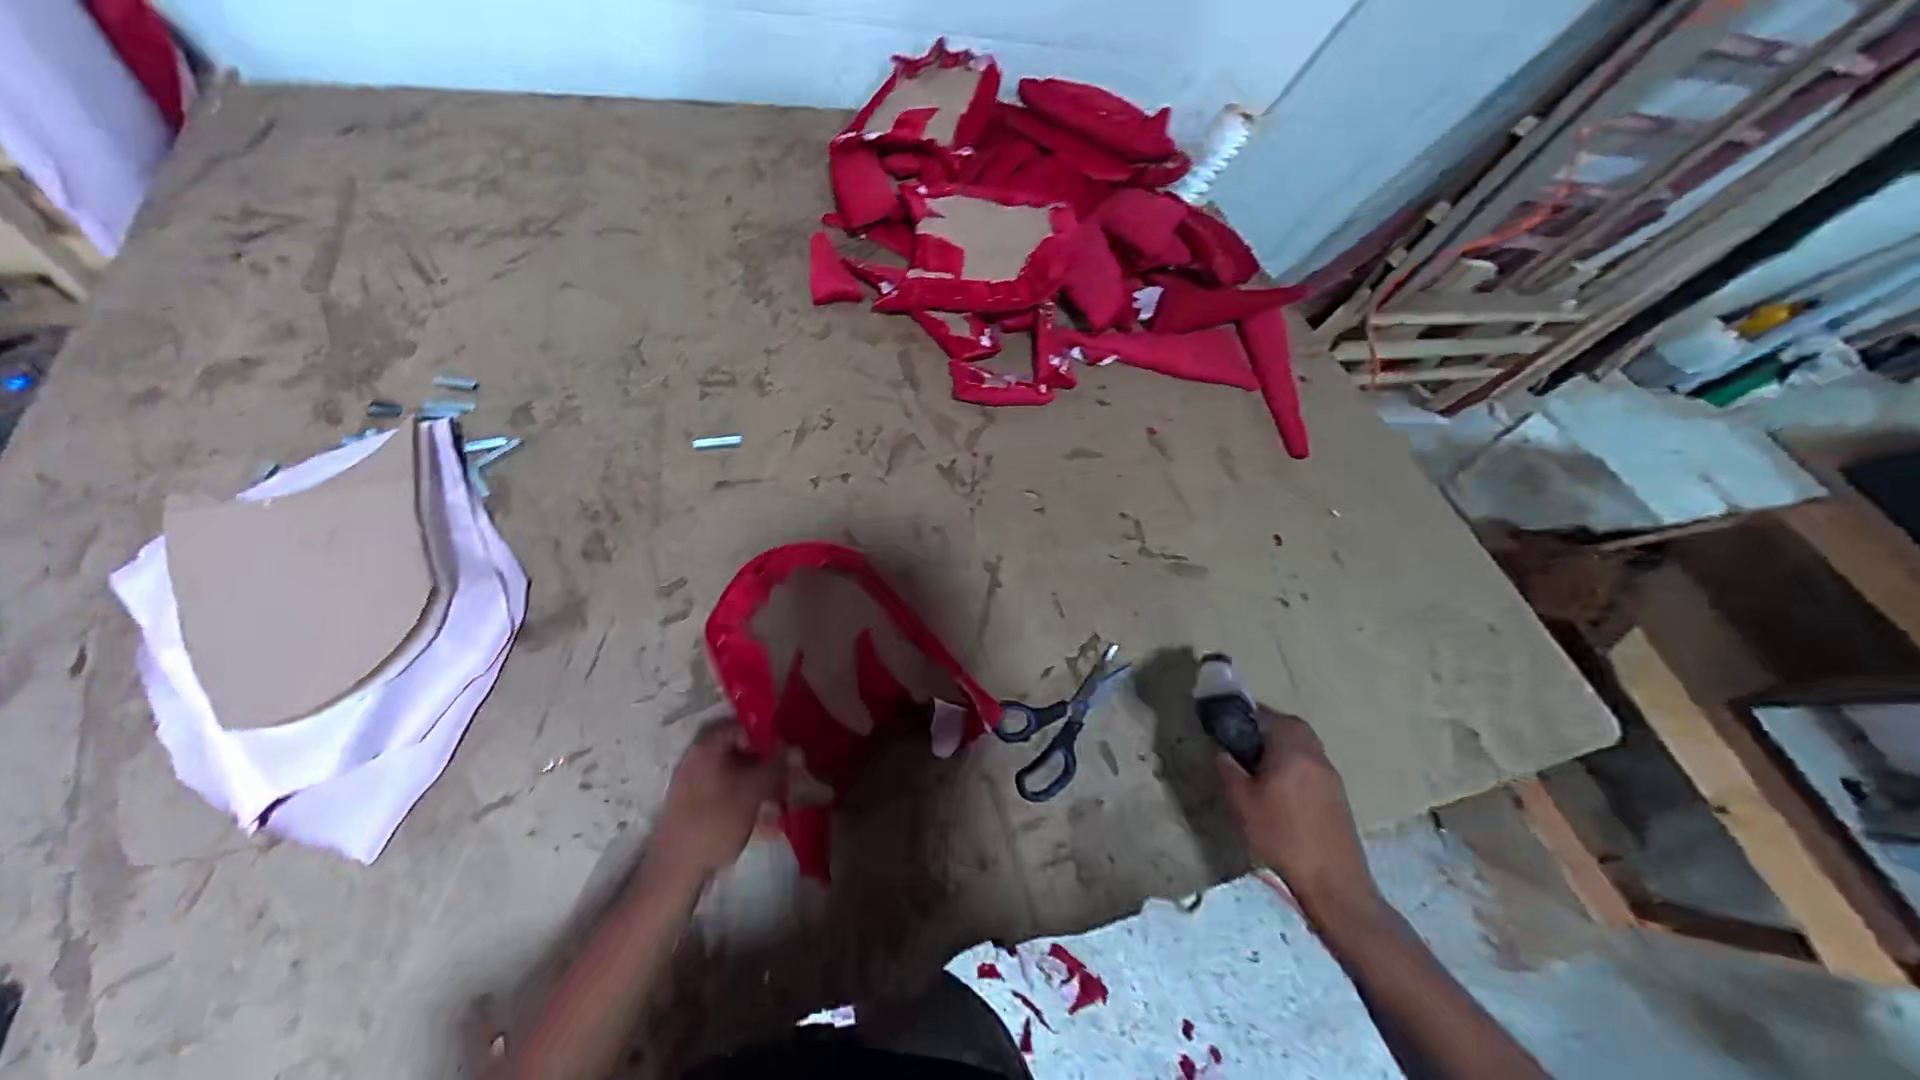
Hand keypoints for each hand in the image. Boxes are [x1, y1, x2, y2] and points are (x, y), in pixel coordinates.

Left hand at [649, 721, 783, 882]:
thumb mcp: (754, 790)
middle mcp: (696, 759)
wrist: (676, 869)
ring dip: (757, 784)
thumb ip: (776, 765)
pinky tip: (761, 819)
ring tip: (778, 802)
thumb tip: (794, 748)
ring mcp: (692, 784)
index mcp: (707, 747)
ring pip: (734, 774)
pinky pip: (725, 793)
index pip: (741, 726)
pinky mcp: (693, 807)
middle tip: (786, 777)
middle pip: (739, 751)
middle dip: (765, 763)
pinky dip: (744, 799)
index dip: (767, 735)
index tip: (787, 750)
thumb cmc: (716, 821)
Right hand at [1216, 707, 1380, 915]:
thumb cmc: (1281, 835)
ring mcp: (1330, 774)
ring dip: (1281, 747)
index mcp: (1291, 748)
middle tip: (1242, 744)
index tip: (1226, 727)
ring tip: (1258, 767)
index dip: (1243, 716)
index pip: (1265, 715)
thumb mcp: (1241, 802)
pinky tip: (1279, 788)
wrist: (1332, 881)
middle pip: (1289, 726)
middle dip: (1265, 728)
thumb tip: (1223, 752)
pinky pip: (1310, 764)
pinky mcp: (1337, 794)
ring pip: (1302, 745)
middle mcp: (1315, 753)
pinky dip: (1293, 764)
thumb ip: (1228, 769)